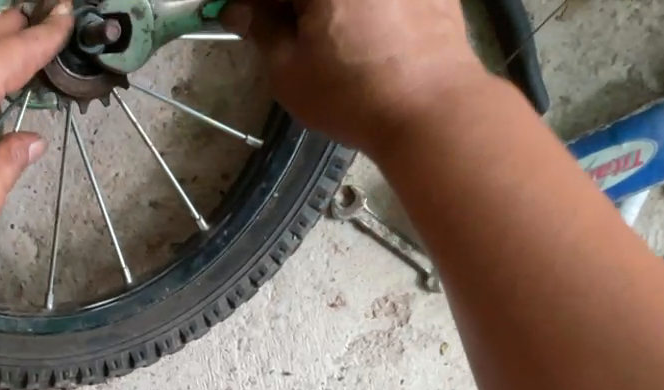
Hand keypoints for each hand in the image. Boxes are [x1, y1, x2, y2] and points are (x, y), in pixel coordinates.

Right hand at [220, 0, 495, 154]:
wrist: (430, 105)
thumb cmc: (348, 93)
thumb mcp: (289, 70)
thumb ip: (261, 30)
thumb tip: (238, 10)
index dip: (248, 2)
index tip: (234, 14)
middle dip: (284, 3)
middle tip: (271, 23)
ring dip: (318, 9)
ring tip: (313, 32)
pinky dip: (358, 8)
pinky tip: (356, 30)